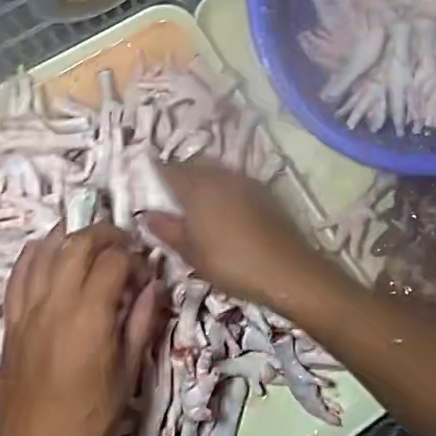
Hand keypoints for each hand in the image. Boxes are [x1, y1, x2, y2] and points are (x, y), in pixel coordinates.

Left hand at [0, 225, 161, 435]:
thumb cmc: (89, 419)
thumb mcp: (128, 373)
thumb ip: (141, 323)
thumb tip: (155, 286)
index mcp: (89, 316)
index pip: (113, 260)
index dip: (133, 258)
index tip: (145, 272)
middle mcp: (55, 303)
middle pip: (77, 245)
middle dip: (104, 234)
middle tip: (123, 244)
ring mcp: (27, 310)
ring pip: (45, 252)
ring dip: (70, 236)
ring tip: (90, 240)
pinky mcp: (10, 322)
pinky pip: (18, 275)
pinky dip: (34, 254)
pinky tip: (46, 249)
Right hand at [146, 158, 332, 306]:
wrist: (286, 269)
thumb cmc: (231, 263)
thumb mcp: (192, 254)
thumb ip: (168, 230)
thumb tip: (148, 214)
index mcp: (197, 187)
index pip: (168, 171)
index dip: (155, 178)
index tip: (149, 192)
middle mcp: (220, 175)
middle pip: (193, 166)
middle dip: (180, 178)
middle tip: (172, 202)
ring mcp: (244, 180)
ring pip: (215, 172)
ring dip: (203, 182)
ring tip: (197, 209)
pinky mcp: (263, 190)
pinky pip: (234, 181)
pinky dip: (224, 190)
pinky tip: (224, 212)